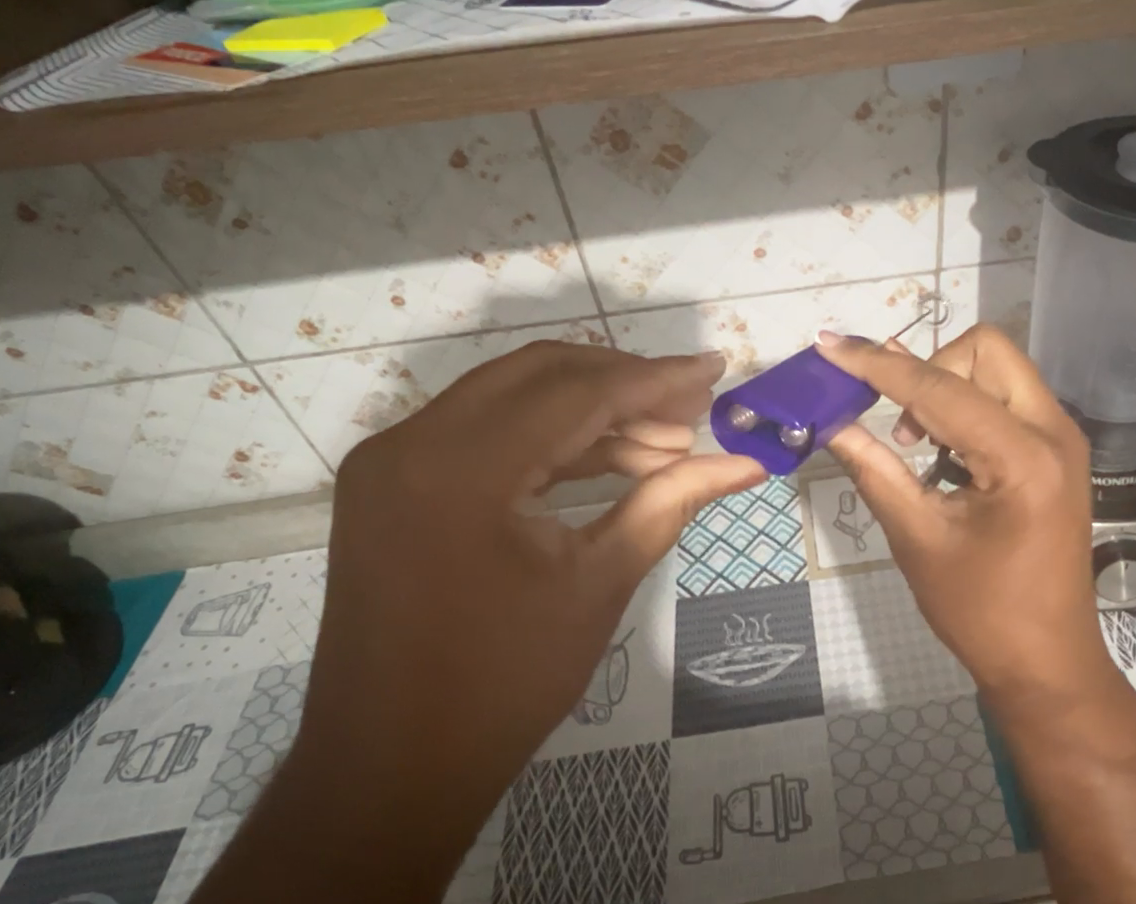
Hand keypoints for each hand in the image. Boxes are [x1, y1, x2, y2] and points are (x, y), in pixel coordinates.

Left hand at [302, 342, 765, 812]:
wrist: (391, 766)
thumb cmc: (504, 684)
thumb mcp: (600, 583)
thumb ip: (672, 502)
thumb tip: (747, 464)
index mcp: (462, 470)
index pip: (578, 393)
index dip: (656, 380)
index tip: (715, 370)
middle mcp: (412, 442)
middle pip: (540, 373)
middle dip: (624, 383)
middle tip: (692, 408)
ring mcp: (390, 458)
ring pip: (509, 395)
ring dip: (589, 410)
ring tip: (664, 443)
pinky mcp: (388, 479)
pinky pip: (480, 429)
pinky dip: (545, 436)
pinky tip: (608, 457)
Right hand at [814, 325, 1107, 699]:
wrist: (1046, 663)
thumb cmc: (982, 611)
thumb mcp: (916, 538)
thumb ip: (873, 468)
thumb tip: (830, 421)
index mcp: (1023, 456)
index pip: (939, 388)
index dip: (877, 365)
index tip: (831, 348)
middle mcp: (1053, 431)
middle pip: (985, 350)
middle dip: (929, 367)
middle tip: (896, 419)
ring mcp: (1061, 439)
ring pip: (997, 369)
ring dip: (947, 387)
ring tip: (916, 442)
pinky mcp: (1057, 452)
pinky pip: (1006, 399)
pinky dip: (967, 407)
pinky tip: (941, 452)